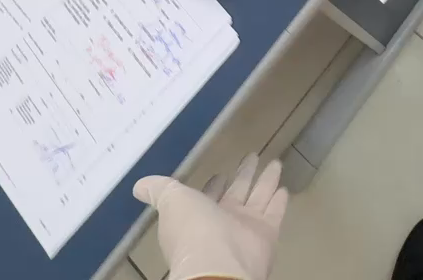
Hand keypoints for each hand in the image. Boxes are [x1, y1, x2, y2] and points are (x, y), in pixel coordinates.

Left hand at [134, 153, 287, 279]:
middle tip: (252, 155)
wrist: (219, 267)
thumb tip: (139, 185)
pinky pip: (275, 212)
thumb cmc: (193, 230)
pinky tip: (284, 187)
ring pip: (259, 197)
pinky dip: (279, 200)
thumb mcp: (172, 202)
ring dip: (266, 180)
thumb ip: (160, 190)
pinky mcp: (267, 233)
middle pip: (236, 193)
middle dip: (243, 175)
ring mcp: (246, 228)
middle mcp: (223, 223)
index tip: (221, 172)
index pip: (208, 197)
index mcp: (199, 217)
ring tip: (275, 161)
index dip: (213, 185)